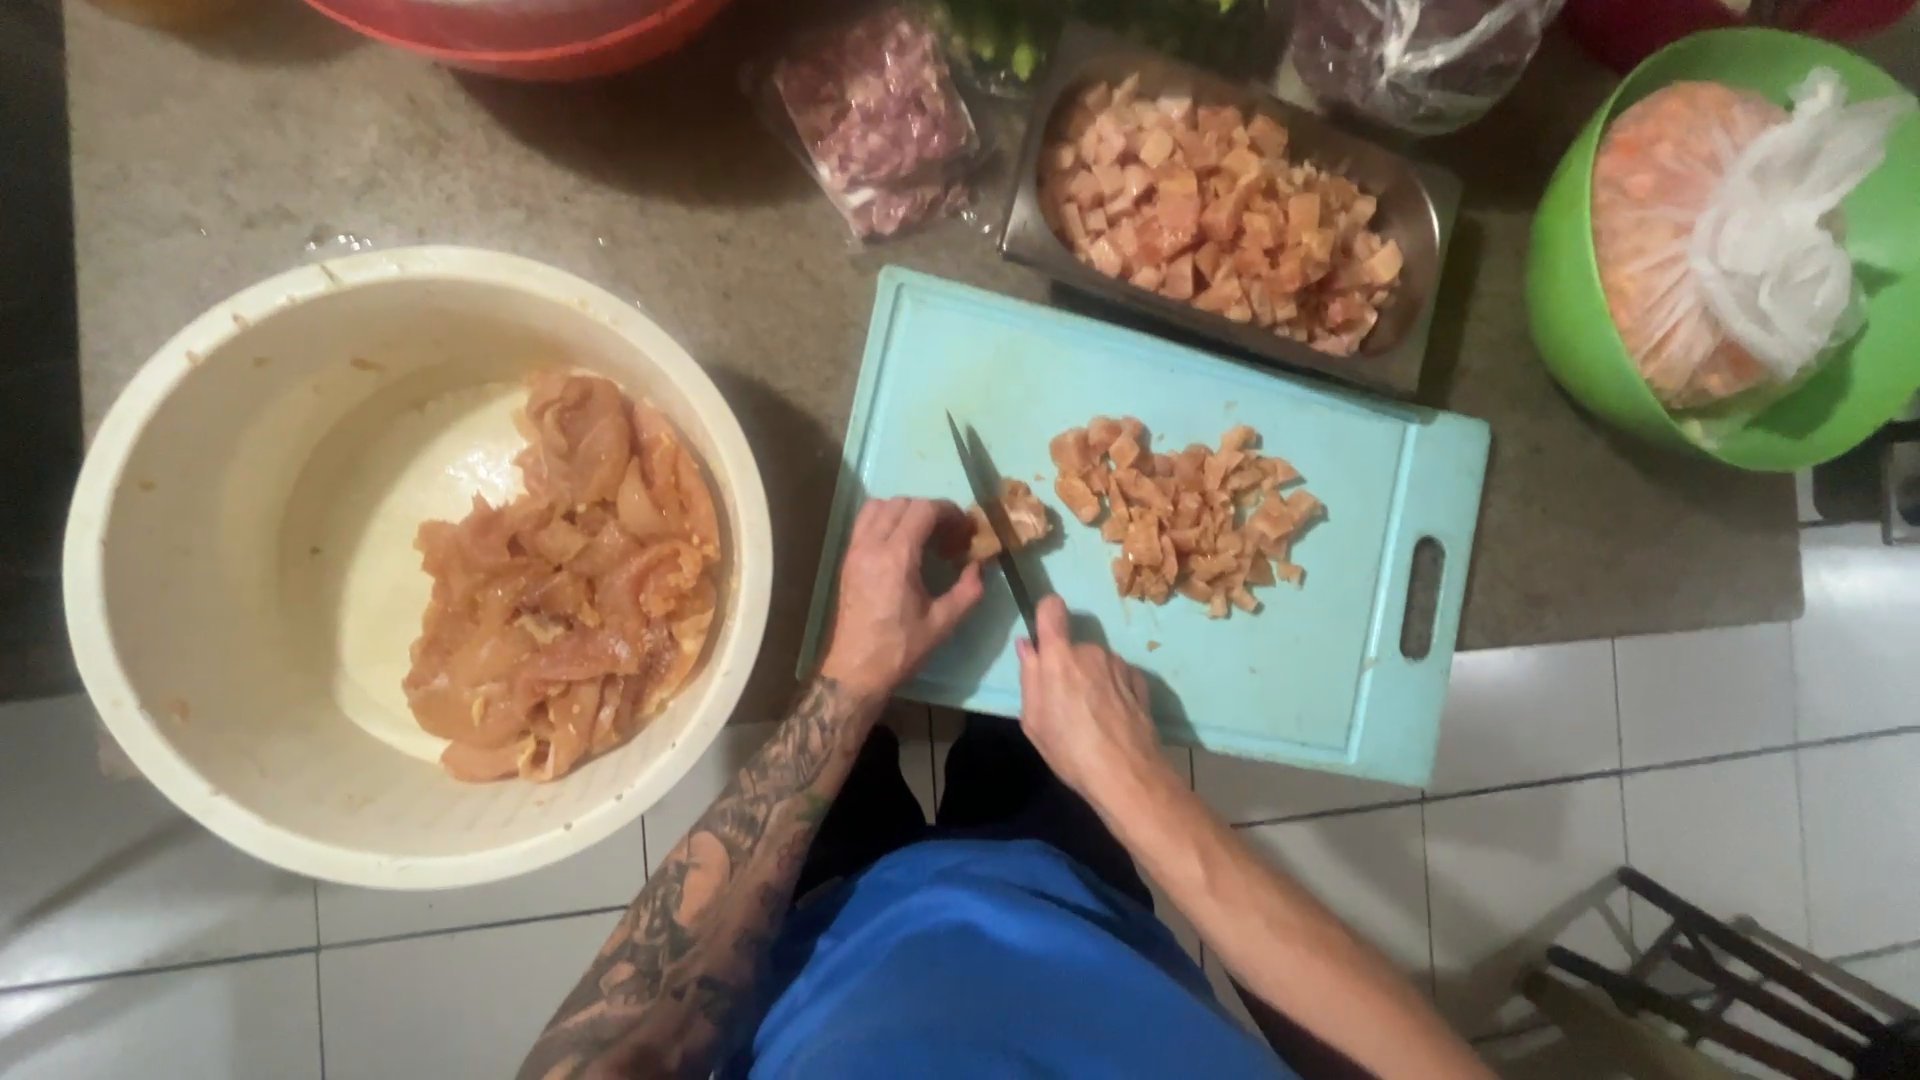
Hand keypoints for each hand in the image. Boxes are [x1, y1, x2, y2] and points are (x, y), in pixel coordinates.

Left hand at [820, 497, 984, 702]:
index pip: (923, 510)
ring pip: (879, 506)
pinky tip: (901, 543)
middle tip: (948, 535)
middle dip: (929, 511)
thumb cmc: (901, 649)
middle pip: (902, 503)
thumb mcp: (943, 623)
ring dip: (904, 511)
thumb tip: (980, 566)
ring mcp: (855, 550)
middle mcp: (871, 546)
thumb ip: (968, 590)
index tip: (963, 528)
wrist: (856, 670)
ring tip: (923, 534)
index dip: (948, 511)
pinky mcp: (847, 559)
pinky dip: (884, 519)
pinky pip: (864, 522)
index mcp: (896, 558)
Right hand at [1015, 595, 1169, 806]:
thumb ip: (1029, 676)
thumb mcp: (1034, 720)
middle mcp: (1091, 650)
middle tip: (1065, 703)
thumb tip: (1027, 646)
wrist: (1127, 775)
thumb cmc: (1069, 749)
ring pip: (1097, 663)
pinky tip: (1113, 718)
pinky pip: (1118, 676)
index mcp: (1059, 656)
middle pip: (1074, 647)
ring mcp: (1120, 664)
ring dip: (1092, 679)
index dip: (1046, 616)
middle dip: (1068, 666)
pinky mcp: (1140, 681)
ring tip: (1092, 717)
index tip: (1045, 637)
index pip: (1051, 608)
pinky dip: (1114, 690)